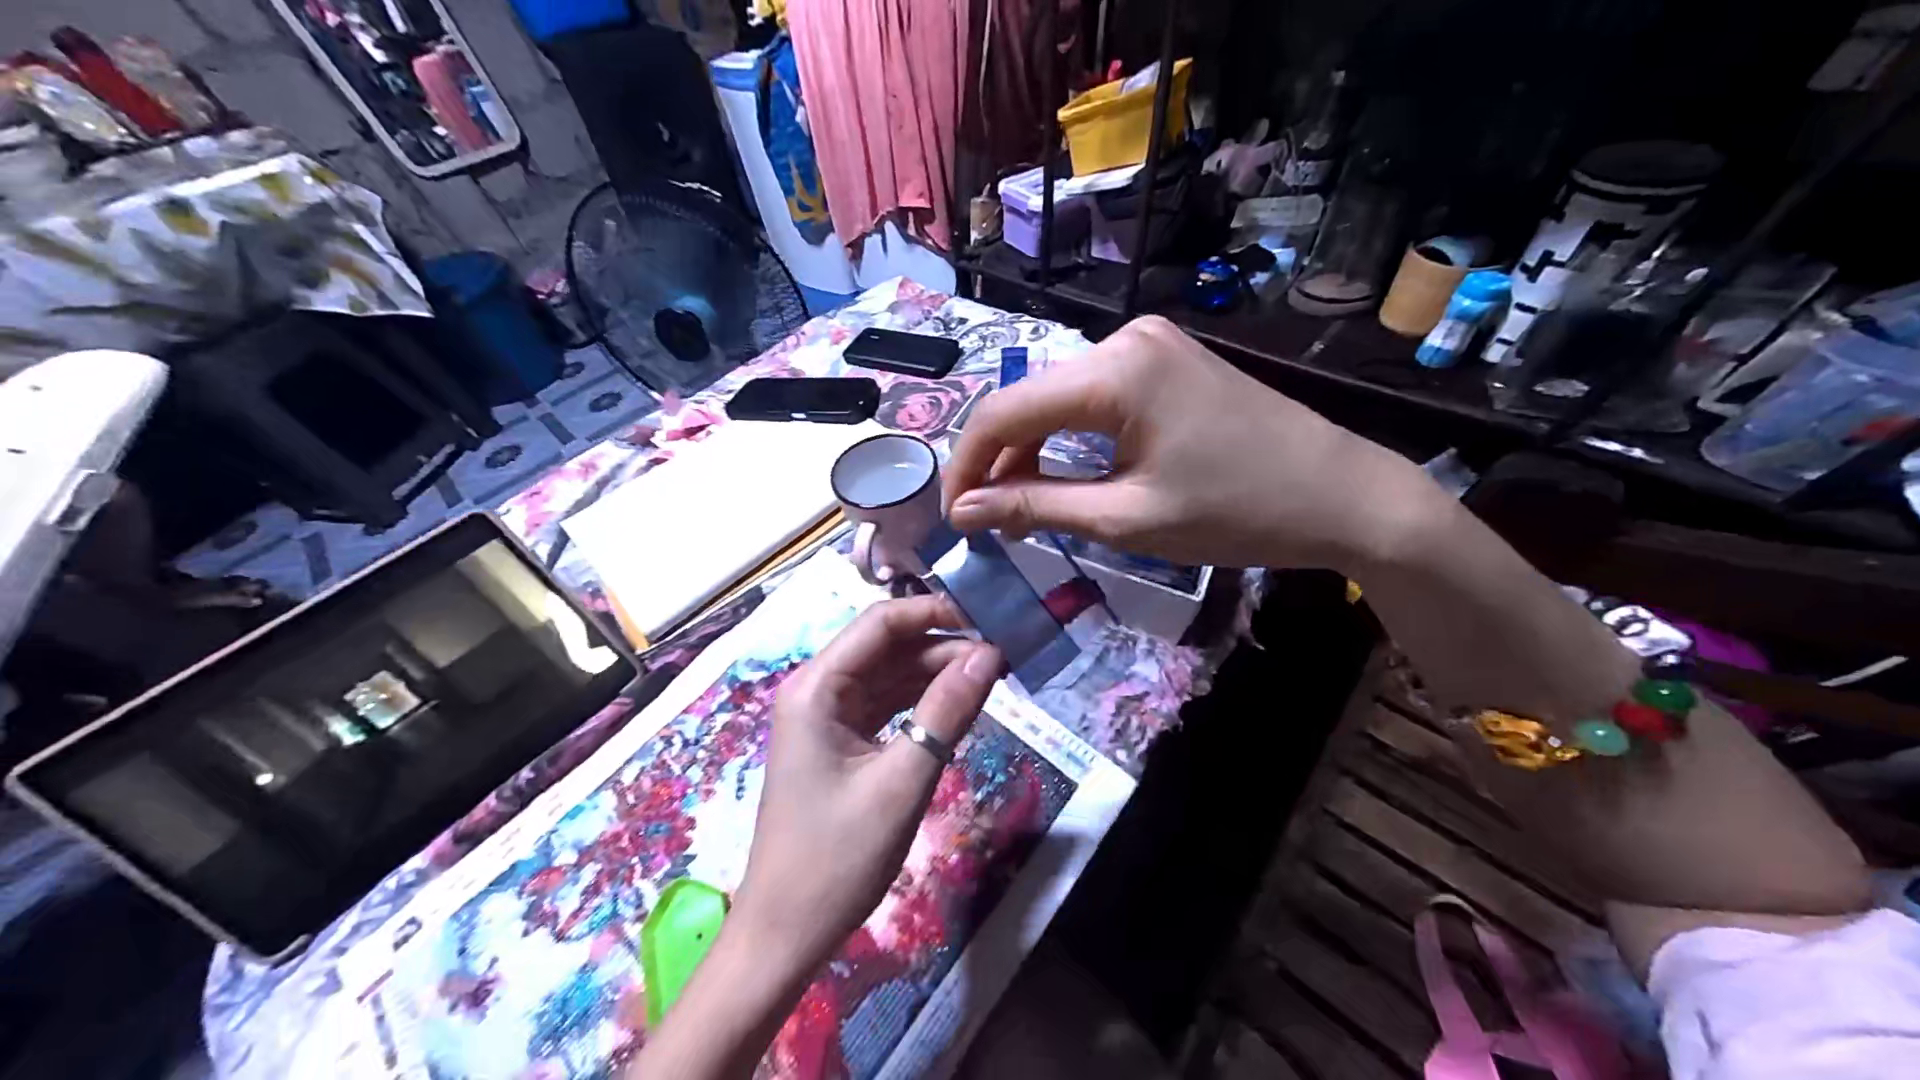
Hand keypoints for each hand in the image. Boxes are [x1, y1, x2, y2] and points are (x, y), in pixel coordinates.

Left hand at [731, 594, 1002, 975]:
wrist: (786, 931)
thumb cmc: (837, 857)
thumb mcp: (902, 782)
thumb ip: (946, 713)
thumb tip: (991, 656)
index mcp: (816, 687)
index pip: (879, 624)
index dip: (933, 614)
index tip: (987, 623)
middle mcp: (817, 690)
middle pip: (885, 648)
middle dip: (941, 648)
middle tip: (1000, 660)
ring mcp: (826, 717)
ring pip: (888, 677)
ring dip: (935, 675)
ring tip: (990, 679)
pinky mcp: (838, 743)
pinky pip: (884, 706)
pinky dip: (920, 704)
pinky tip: (957, 707)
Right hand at [943, 315, 1445, 571]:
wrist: (1343, 494)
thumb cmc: (1236, 512)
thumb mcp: (1126, 518)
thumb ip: (1034, 506)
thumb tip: (962, 512)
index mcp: (1113, 372)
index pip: (1003, 412)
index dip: (966, 466)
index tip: (954, 517)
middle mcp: (1122, 339)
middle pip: (1028, 402)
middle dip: (1000, 463)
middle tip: (991, 523)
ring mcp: (1147, 343)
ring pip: (1057, 400)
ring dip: (1033, 452)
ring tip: (1024, 507)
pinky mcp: (1164, 359)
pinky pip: (1092, 397)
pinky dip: (1070, 438)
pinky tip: (1066, 474)